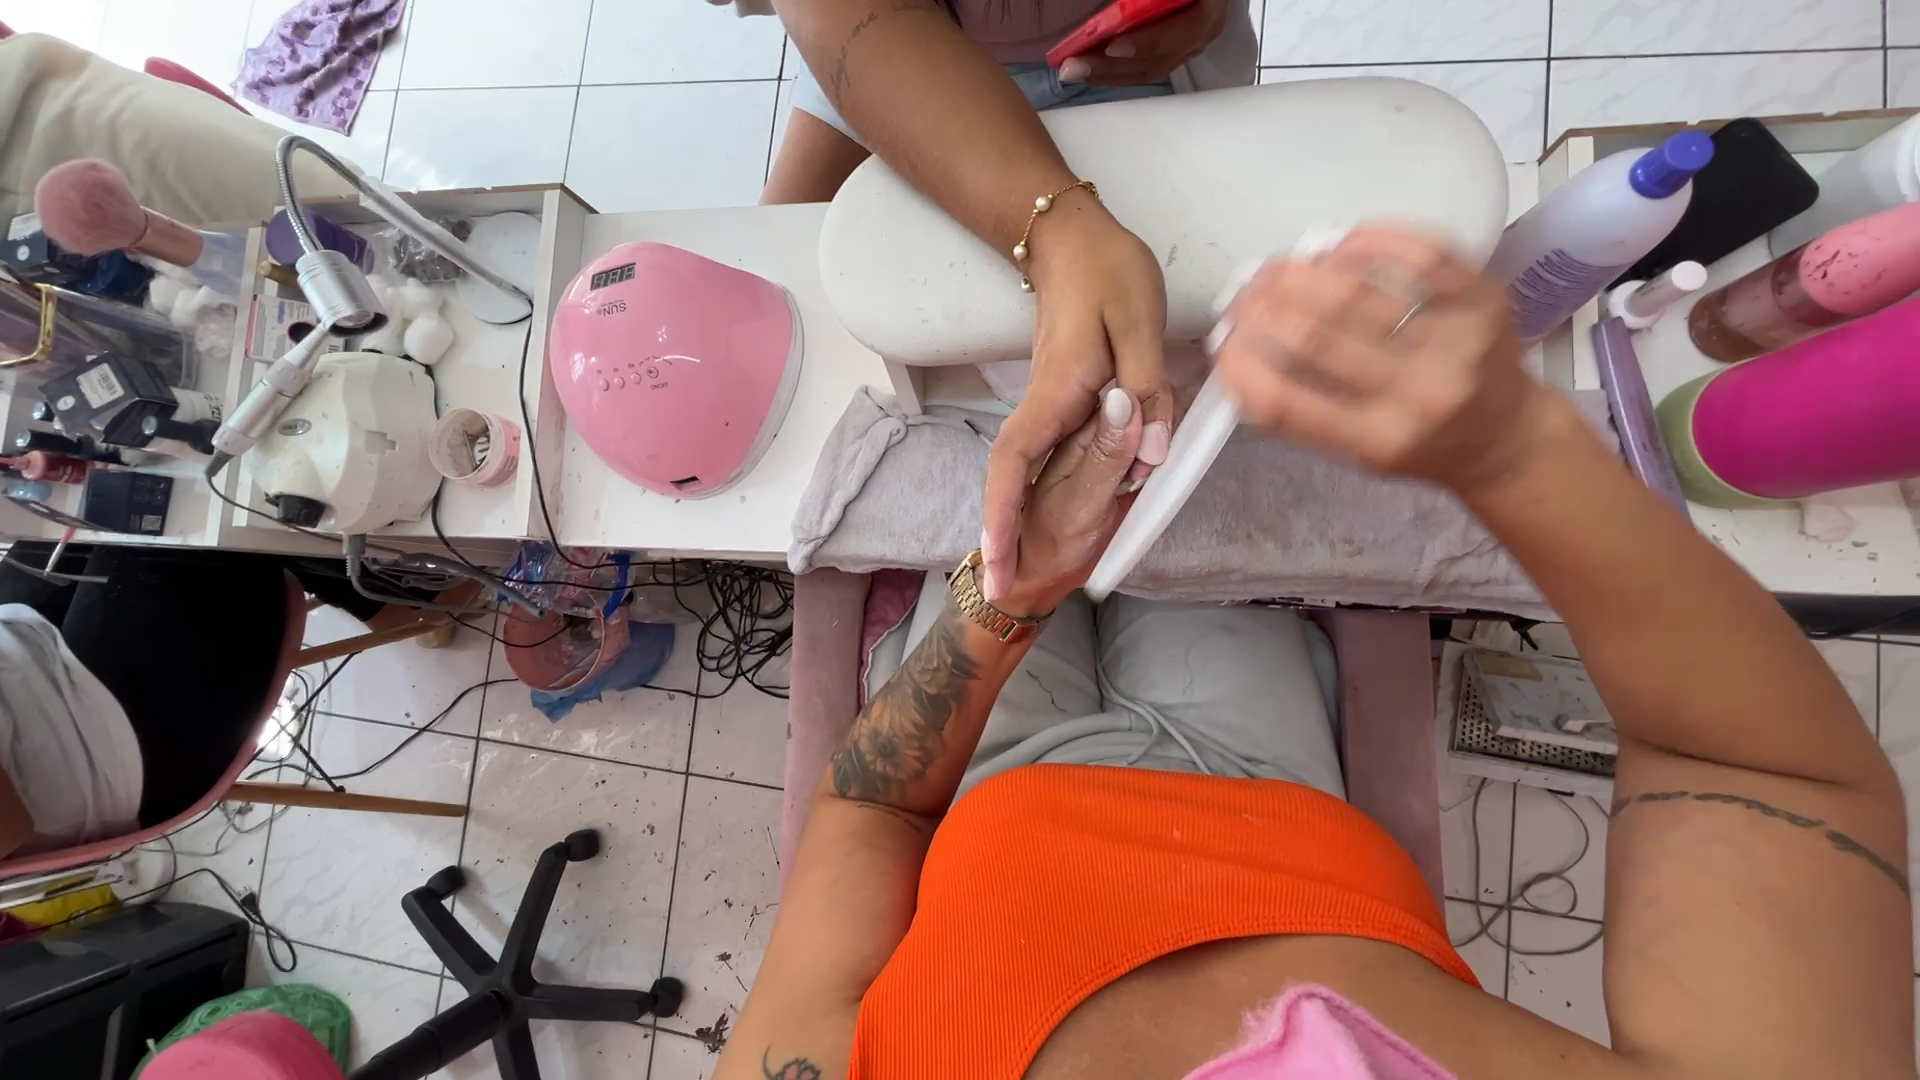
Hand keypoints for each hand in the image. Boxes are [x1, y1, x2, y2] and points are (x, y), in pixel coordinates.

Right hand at [982, 203, 1170, 602]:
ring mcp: (1045, 404)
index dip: (1001, 514)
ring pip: (1022, 470)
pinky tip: (1035, 515)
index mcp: (1058, 392)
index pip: (1015, 461)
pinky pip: (1041, 454)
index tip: (991, 561)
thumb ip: (1144, 395)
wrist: (1072, 238)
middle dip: (999, 536)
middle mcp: (1042, 405)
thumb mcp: (1140, 327)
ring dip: (1011, 520)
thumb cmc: (1107, 274)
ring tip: (1011, 568)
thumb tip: (1149, 457)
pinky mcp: (1056, 401)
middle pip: (1009, 478)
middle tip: (997, 586)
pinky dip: (1030, 491)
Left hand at [1057, 0, 1230, 85]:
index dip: (1146, 43)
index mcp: (1208, 9)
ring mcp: (1189, 46)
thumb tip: (1119, 8)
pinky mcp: (1173, 50)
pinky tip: (1088, 71)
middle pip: (1154, 61)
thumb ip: (1140, 0)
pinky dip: (1115, 71)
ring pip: (1146, 71)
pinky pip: (1142, 68)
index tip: (1112, 47)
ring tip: (1071, 73)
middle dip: (1110, 68)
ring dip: (1106, 75)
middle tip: (1072, 68)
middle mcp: (1202, 33)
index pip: (1179, 33)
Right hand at [1211, 226, 1546, 495]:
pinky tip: (1332, 245)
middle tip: (1240, 295)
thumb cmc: (1415, 445)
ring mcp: (1458, 343)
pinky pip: (1421, 256)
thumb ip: (1301, 410)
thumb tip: (1242, 352)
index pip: (1288, 402)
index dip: (1243, 368)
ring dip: (1302, 273)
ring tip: (1273, 269)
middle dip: (1264, 309)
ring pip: (1360, 293)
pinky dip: (1368, 243)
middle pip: (1319, 337)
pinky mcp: (1485, 300)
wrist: (1505, 436)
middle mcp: (1420, 394)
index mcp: (1378, 441)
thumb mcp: (1352, 450)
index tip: (1222, 345)